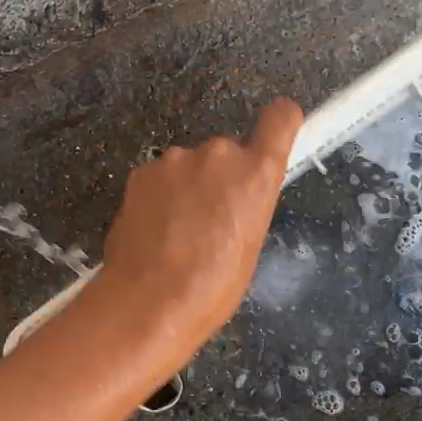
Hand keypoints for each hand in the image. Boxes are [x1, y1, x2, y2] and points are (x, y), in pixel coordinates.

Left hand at [85, 99, 302, 363]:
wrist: (148, 301)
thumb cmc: (212, 287)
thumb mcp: (249, 248)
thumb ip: (247, 207)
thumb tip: (232, 201)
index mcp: (256, 174)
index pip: (280, 119)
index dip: (281, 123)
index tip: (277, 133)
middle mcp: (218, 155)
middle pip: (227, 153)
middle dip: (221, 179)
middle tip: (211, 222)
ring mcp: (175, 160)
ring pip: (189, 167)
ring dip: (187, 189)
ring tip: (177, 235)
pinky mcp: (141, 173)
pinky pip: (160, 179)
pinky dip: (159, 199)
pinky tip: (153, 233)